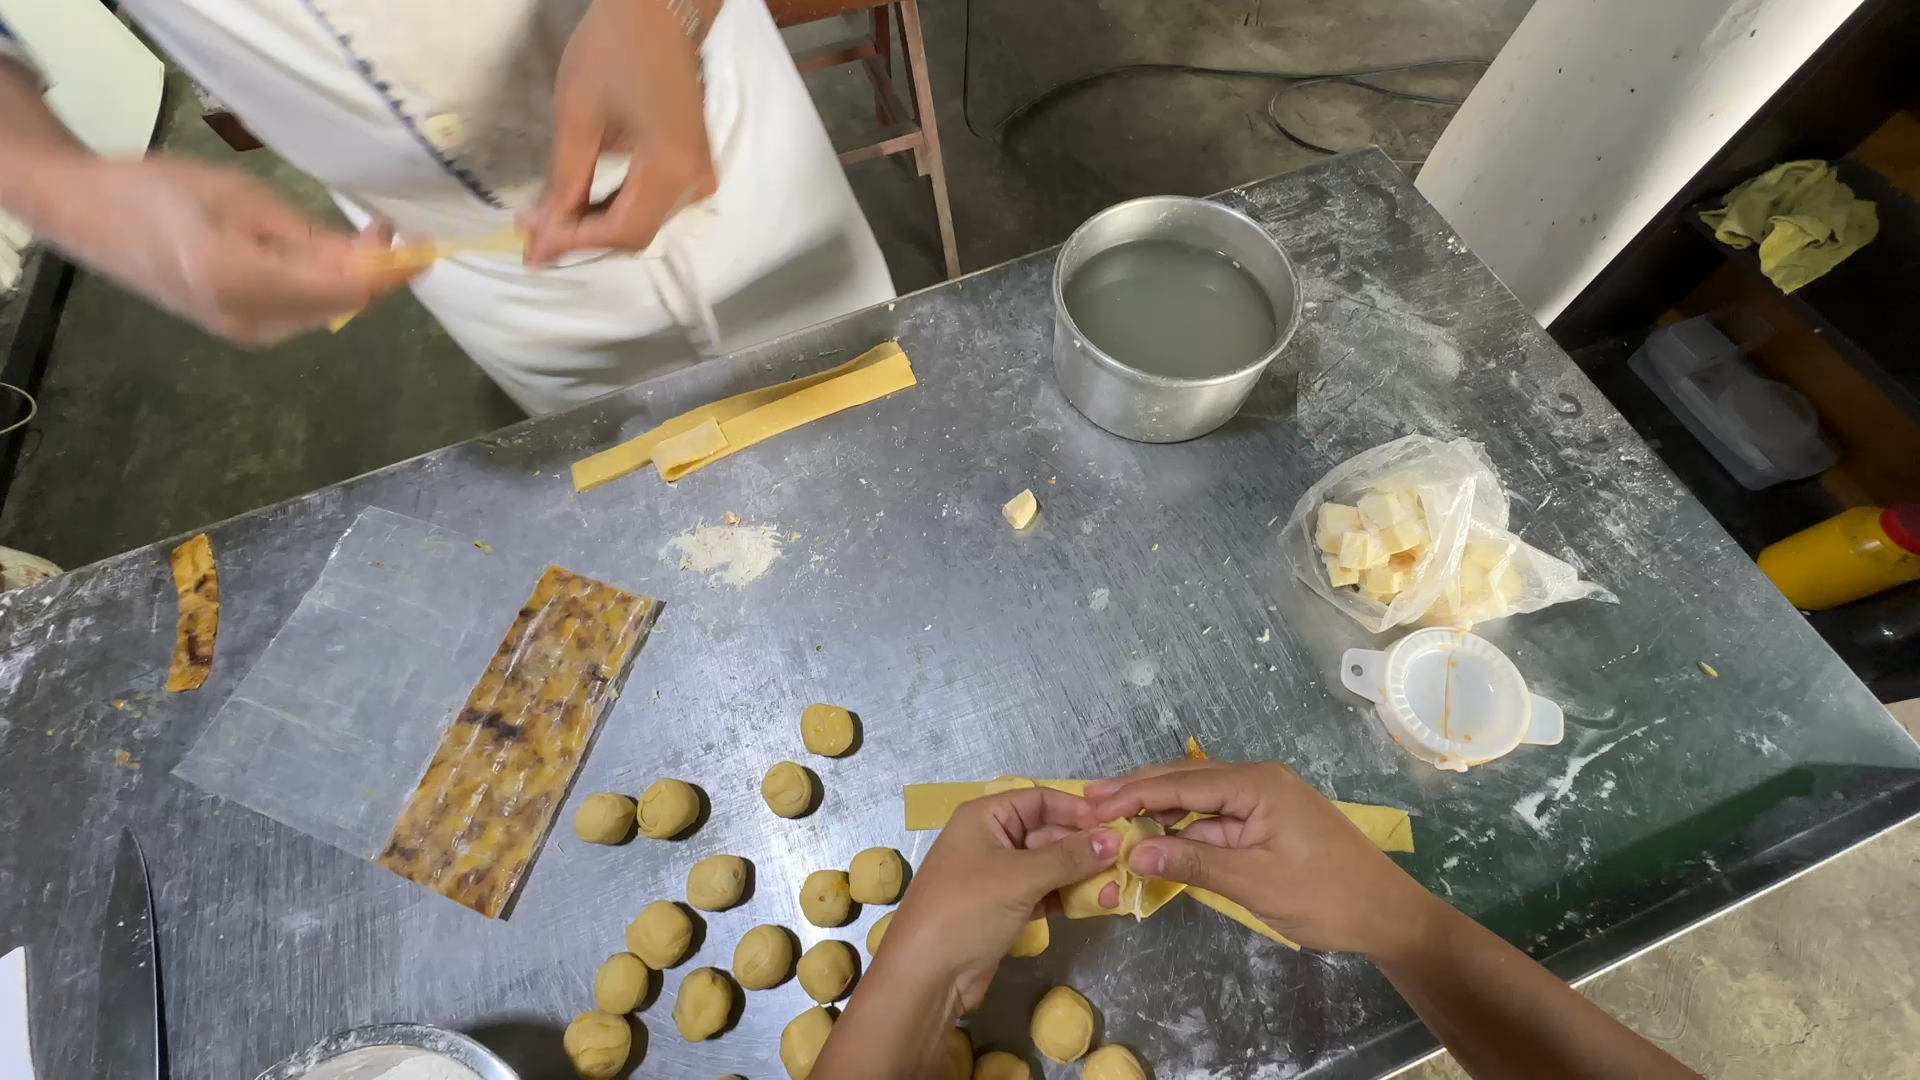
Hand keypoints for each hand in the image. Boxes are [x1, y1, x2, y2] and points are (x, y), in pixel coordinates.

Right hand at [35, 156, 416, 344]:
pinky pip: (306, 312)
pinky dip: (324, 288)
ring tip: (355, 240)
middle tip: (387, 234)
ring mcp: (249, 333)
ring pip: (329, 310)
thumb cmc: (159, 191)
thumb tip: (378, 254)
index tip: (426, 252)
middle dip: (373, 272)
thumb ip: (316, 236)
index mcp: (245, 283)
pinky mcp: (245, 333)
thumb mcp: (245, 199)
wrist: (78, 211)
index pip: (348, 292)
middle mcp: (252, 321)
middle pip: (343, 304)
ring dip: (350, 278)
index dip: (392, 275)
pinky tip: (319, 260)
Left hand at [522, 0, 717, 262]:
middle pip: (636, 234)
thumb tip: (542, 227)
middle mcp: (694, 187)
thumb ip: (565, 179)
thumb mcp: (578, 115)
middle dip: (585, 239)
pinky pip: (653, 207)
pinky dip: (617, 212)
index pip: (623, 230)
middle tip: (534, 239)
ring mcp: (699, 182)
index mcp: (671, 171)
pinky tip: (585, 208)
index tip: (531, 250)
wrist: (660, 15)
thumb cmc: (614, 50)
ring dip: (599, 228)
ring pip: (644, 224)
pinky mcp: (694, 173)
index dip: (576, 242)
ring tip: (553, 224)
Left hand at [879, 788, 1117, 1011]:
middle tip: (1124, 859)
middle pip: (1047, 832)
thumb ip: (1068, 857)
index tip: (1113, 823)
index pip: (1039, 799)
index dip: (1076, 809)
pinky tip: (1097, 904)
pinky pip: (1044, 891)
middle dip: (1083, 846)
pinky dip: (1067, 896)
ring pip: (1049, 865)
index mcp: (985, 816)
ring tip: (1115, 888)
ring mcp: (998, 875)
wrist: (926, 975)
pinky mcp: (1005, 907)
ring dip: (1080, 874)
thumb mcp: (1019, 877)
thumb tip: (1112, 839)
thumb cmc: (966, 908)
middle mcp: (992, 838)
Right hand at [1087, 760, 1435, 956]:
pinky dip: (1182, 821)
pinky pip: (1213, 811)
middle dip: (1138, 789)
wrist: (1391, 916)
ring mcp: (1261, 794)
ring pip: (1195, 792)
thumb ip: (1192, 862)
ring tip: (1112, 812)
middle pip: (1184, 777)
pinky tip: (1156, 831)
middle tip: (1091, 798)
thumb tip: (1134, 854)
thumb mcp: (1254, 882)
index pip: (1181, 783)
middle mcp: (1256, 777)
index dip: (1134, 794)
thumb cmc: (1326, 897)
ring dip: (1157, 804)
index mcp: (1256, 783)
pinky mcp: (1264, 814)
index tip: (1093, 803)